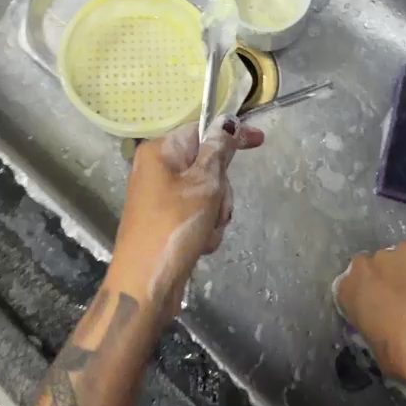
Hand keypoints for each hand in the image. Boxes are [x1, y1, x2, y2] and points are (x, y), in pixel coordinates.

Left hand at [108, 121, 263, 312]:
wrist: (145, 285)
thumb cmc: (173, 226)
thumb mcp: (203, 184)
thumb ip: (218, 150)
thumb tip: (227, 120)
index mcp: (160, 151)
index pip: (202, 131)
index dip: (231, 137)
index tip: (260, 141)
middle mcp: (157, 169)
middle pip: (207, 165)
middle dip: (221, 190)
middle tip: (217, 207)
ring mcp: (161, 197)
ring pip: (207, 193)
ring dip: (215, 213)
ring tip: (206, 231)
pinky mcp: (167, 221)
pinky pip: (198, 215)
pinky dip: (205, 229)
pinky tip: (200, 245)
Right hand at [336, 242, 405, 381]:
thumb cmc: (397, 353)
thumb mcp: (373, 347)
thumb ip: (370, 327)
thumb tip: (380, 328)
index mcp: (346, 291)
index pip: (349, 290)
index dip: (364, 300)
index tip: (376, 312)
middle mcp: (361, 266)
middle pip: (370, 269)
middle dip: (381, 281)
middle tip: (399, 301)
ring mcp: (387, 253)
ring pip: (393, 260)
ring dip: (402, 273)